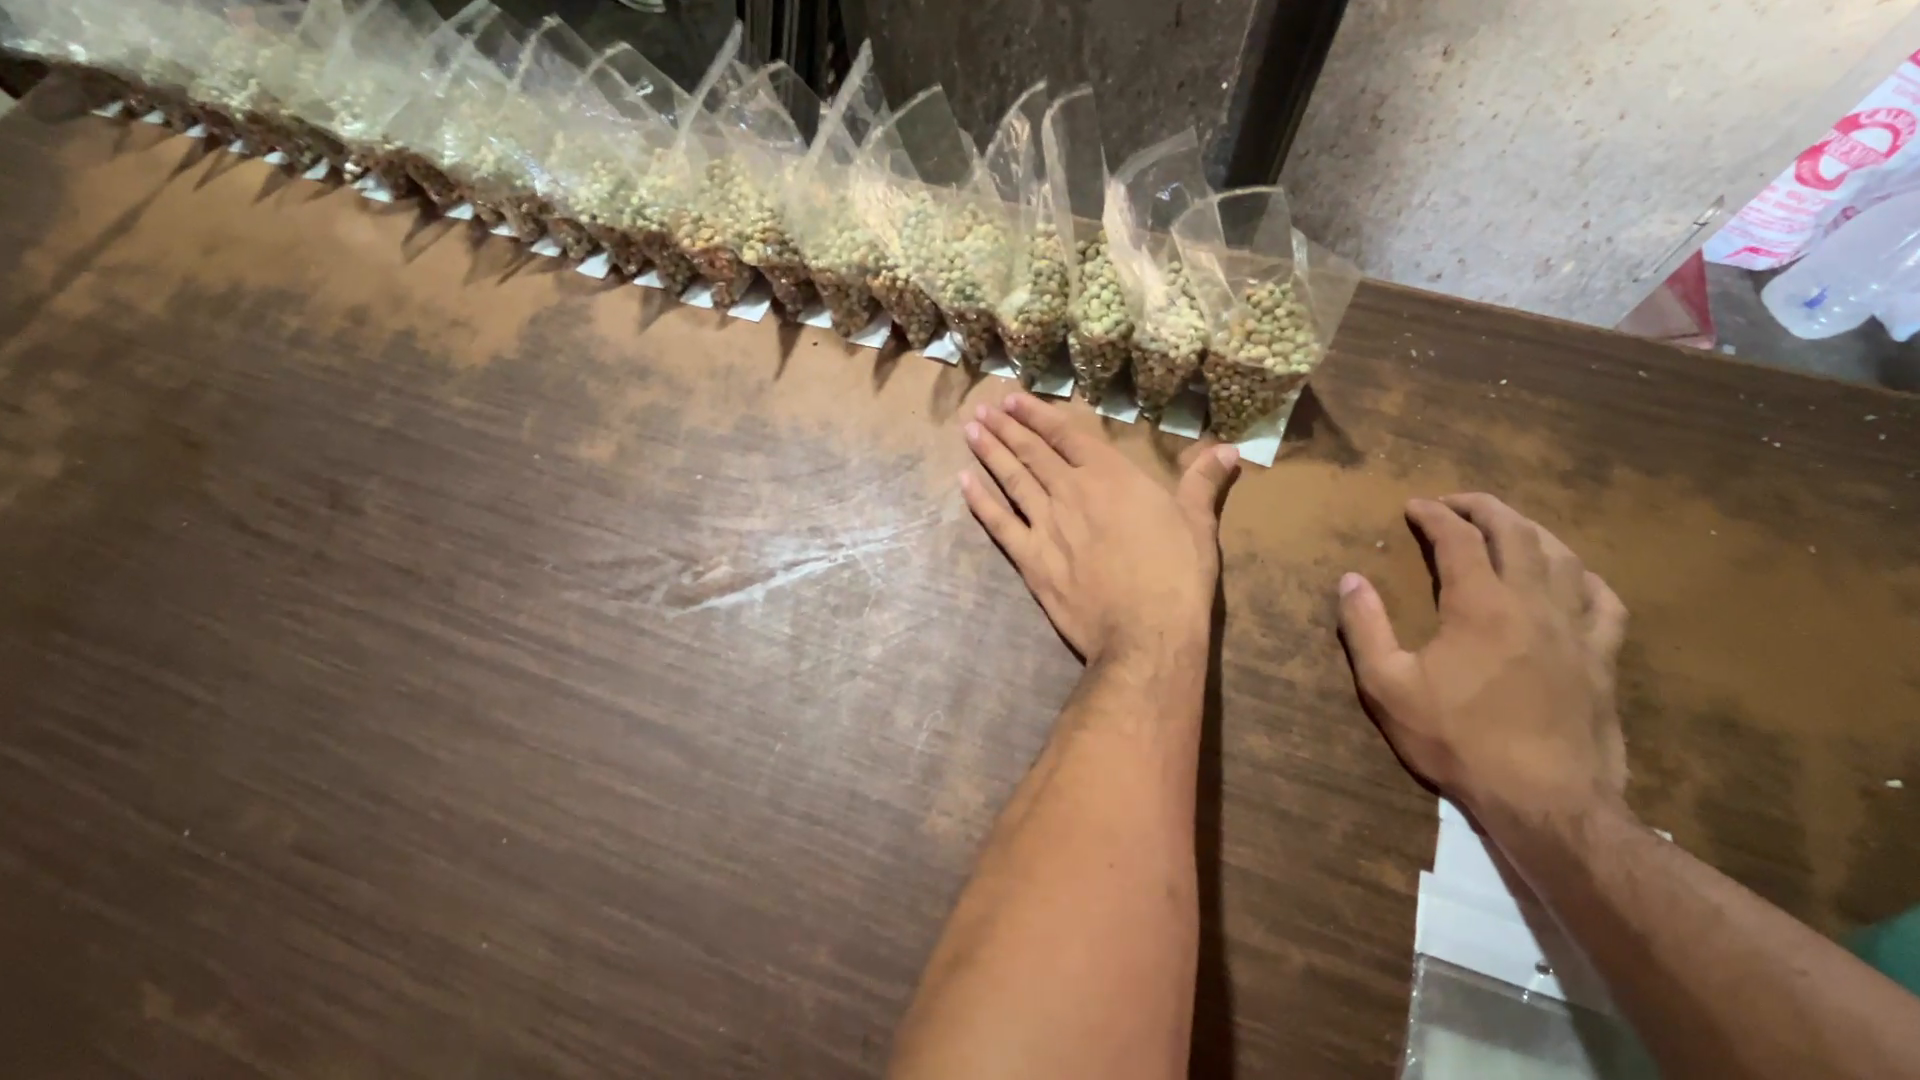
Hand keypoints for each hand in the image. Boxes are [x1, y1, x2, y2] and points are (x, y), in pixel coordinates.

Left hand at [960, 392, 1239, 664]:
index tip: (1013, 400)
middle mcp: (1071, 492)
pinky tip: (965, 483)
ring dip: (990, 453)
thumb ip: (1203, 482)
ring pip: (1012, 480)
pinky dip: (980, 501)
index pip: (1066, 436)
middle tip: (983, 410)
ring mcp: (1047, 526)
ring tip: (970, 431)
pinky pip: (999, 524)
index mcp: (1110, 477)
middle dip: (1006, 428)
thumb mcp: (1198, 523)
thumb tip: (1229, 449)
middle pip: (1033, 453)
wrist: (1144, 633)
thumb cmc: (1177, 576)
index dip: (1037, 415)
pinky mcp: (1031, 560)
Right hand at [1336, 494, 1629, 819]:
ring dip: (1531, 531)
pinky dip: (1582, 576)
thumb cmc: (1457, 740)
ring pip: (1562, 557)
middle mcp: (1532, 601)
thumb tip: (1350, 579)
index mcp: (1479, 604)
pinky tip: (1571, 577)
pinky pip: (1602, 600)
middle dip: (1483, 508)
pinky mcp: (1602, 657)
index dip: (1434, 515)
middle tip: (1456, 503)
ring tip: (1507, 526)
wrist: (1544, 799)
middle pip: (1515, 533)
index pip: (1457, 539)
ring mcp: (1575, 627)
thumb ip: (1364, 628)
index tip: (1414, 506)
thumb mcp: (1387, 687)